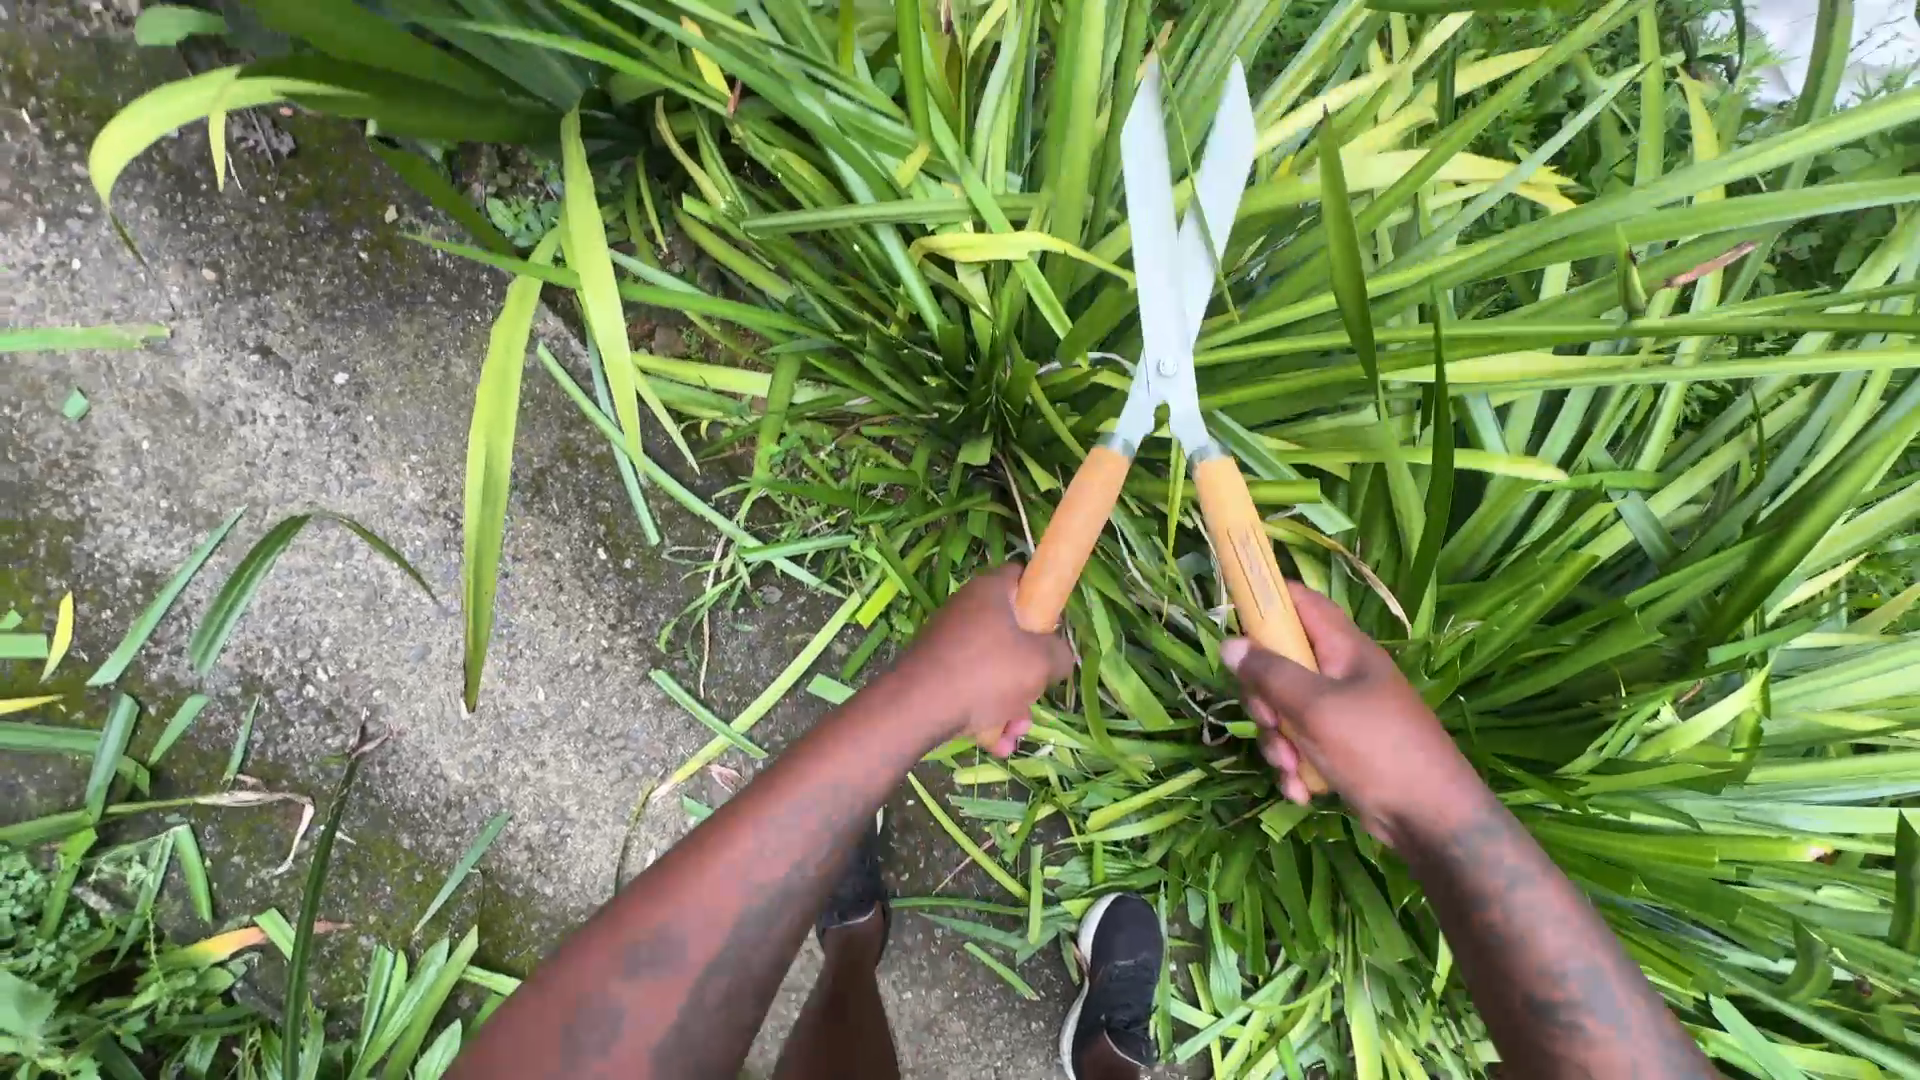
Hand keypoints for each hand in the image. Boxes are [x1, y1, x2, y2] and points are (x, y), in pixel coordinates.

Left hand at [887, 564, 1074, 756]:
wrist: (916, 707)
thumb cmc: (985, 672)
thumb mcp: (1040, 663)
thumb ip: (1059, 655)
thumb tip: (1057, 656)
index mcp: (990, 592)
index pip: (1023, 576)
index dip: (1044, 596)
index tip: (1053, 627)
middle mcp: (967, 610)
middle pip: (1012, 632)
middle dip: (1030, 671)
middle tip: (1037, 691)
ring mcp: (949, 642)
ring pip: (993, 669)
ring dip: (1012, 703)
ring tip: (1015, 731)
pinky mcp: (936, 672)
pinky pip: (971, 689)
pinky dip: (986, 714)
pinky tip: (996, 743)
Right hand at [1220, 582, 1486, 845]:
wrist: (1432, 822)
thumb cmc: (1378, 750)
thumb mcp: (1315, 708)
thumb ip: (1269, 673)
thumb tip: (1229, 643)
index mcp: (1343, 648)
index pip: (1299, 601)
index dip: (1265, 602)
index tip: (1234, 627)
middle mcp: (1338, 674)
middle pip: (1277, 663)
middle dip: (1262, 698)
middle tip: (1269, 719)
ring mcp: (1338, 712)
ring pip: (1281, 709)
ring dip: (1275, 740)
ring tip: (1290, 767)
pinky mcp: (1336, 747)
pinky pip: (1296, 744)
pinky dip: (1293, 766)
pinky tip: (1301, 789)